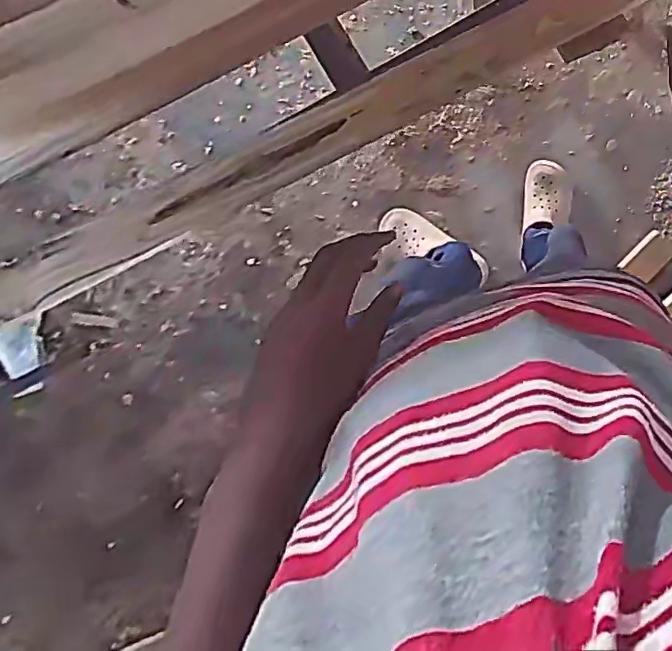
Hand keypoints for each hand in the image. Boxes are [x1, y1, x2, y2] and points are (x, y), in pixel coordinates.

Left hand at [238, 232, 398, 451]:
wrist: (276, 434)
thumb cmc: (327, 394)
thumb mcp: (362, 352)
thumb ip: (380, 314)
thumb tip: (395, 286)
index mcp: (325, 300)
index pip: (349, 256)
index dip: (371, 241)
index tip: (391, 238)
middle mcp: (300, 300)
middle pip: (326, 258)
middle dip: (353, 246)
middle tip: (378, 247)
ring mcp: (284, 316)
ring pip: (312, 275)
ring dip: (338, 266)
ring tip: (363, 272)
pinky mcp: (276, 333)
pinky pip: (304, 294)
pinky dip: (326, 285)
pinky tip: (339, 304)